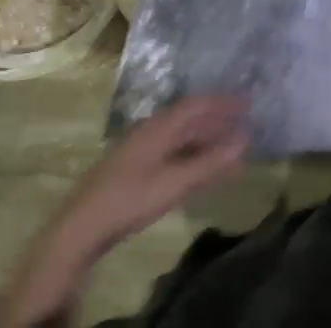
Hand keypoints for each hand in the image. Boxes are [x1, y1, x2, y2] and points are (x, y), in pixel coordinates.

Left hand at [63, 97, 248, 245]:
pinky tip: (205, 173)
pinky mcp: (137, 173)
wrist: (81, 228)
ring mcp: (142, 153)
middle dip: (219, 122)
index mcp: (158, 128)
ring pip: (182, 141)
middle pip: (190, 121)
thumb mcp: (175, 182)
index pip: (197, 105)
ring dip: (208, 143)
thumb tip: (245, 139)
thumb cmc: (130, 199)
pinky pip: (174, 157)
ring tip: (233, 152)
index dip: (223, 102)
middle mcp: (151, 133)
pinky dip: (194, 160)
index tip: (249, 101)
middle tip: (245, 124)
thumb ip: (211, 162)